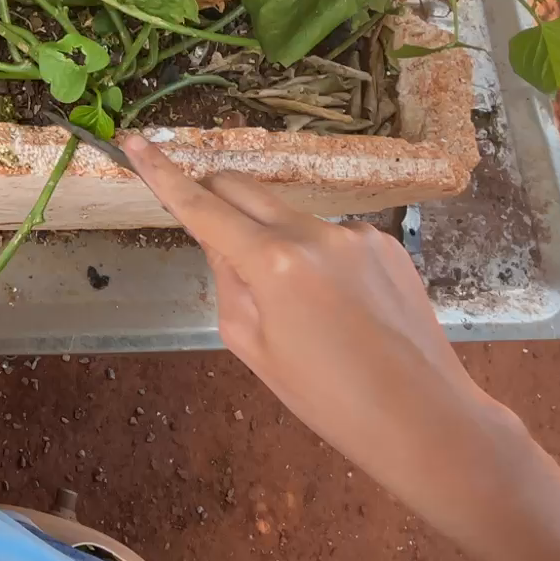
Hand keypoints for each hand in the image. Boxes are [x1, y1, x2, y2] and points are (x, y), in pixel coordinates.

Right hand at [119, 134, 530, 522]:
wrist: (427, 421)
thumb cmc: (324, 397)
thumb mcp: (248, 342)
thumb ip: (225, 278)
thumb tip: (221, 241)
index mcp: (272, 262)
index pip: (201, 205)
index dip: (161, 172)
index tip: (132, 140)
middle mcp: (313, 232)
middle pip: (241, 188)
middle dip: (213, 197)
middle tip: (207, 233)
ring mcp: (355, 233)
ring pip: (284, 215)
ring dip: (267, 237)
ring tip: (294, 302)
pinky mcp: (385, 242)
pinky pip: (325, 234)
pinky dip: (309, 254)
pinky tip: (334, 303)